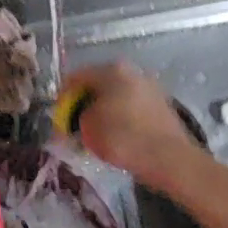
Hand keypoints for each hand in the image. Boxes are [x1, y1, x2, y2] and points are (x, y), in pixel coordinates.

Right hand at [62, 61, 199, 187]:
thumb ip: (77, 117)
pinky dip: (120, 120)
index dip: (63, 99)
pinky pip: (131, 109)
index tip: (59, 119)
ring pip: (116, 98)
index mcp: (111, 70)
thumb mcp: (87, 128)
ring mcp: (149, 87)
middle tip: (76, 127)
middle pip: (98, 86)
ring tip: (96, 135)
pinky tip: (118, 137)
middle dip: (84, 105)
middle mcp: (132, 71)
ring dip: (103, 113)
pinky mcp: (161, 106)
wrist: (167, 157)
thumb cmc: (122, 138)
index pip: (76, 78)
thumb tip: (81, 116)